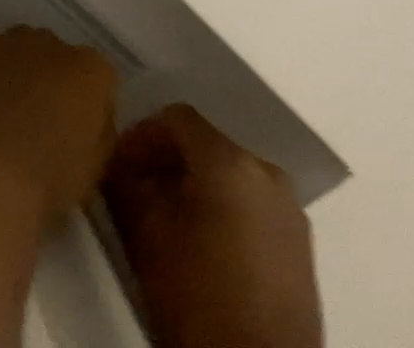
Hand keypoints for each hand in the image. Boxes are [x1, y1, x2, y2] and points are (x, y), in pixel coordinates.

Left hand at [0, 14, 119, 222]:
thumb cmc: (42, 182)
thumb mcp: (91, 172)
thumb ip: (97, 135)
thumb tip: (88, 121)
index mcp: (93, 73)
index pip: (99, 78)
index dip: (87, 106)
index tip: (75, 133)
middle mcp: (53, 45)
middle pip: (56, 55)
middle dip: (48, 79)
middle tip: (34, 120)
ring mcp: (7, 40)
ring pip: (18, 41)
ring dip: (14, 63)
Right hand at [103, 105, 321, 347]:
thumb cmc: (195, 295)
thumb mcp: (144, 234)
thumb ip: (125, 183)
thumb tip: (116, 163)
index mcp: (231, 163)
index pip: (177, 117)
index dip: (140, 134)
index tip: (116, 162)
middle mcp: (266, 173)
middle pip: (204, 143)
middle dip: (164, 160)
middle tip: (131, 188)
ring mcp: (289, 208)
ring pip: (228, 173)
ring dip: (191, 183)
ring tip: (162, 217)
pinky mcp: (298, 241)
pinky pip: (249, 201)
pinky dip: (219, 205)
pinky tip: (198, 241)